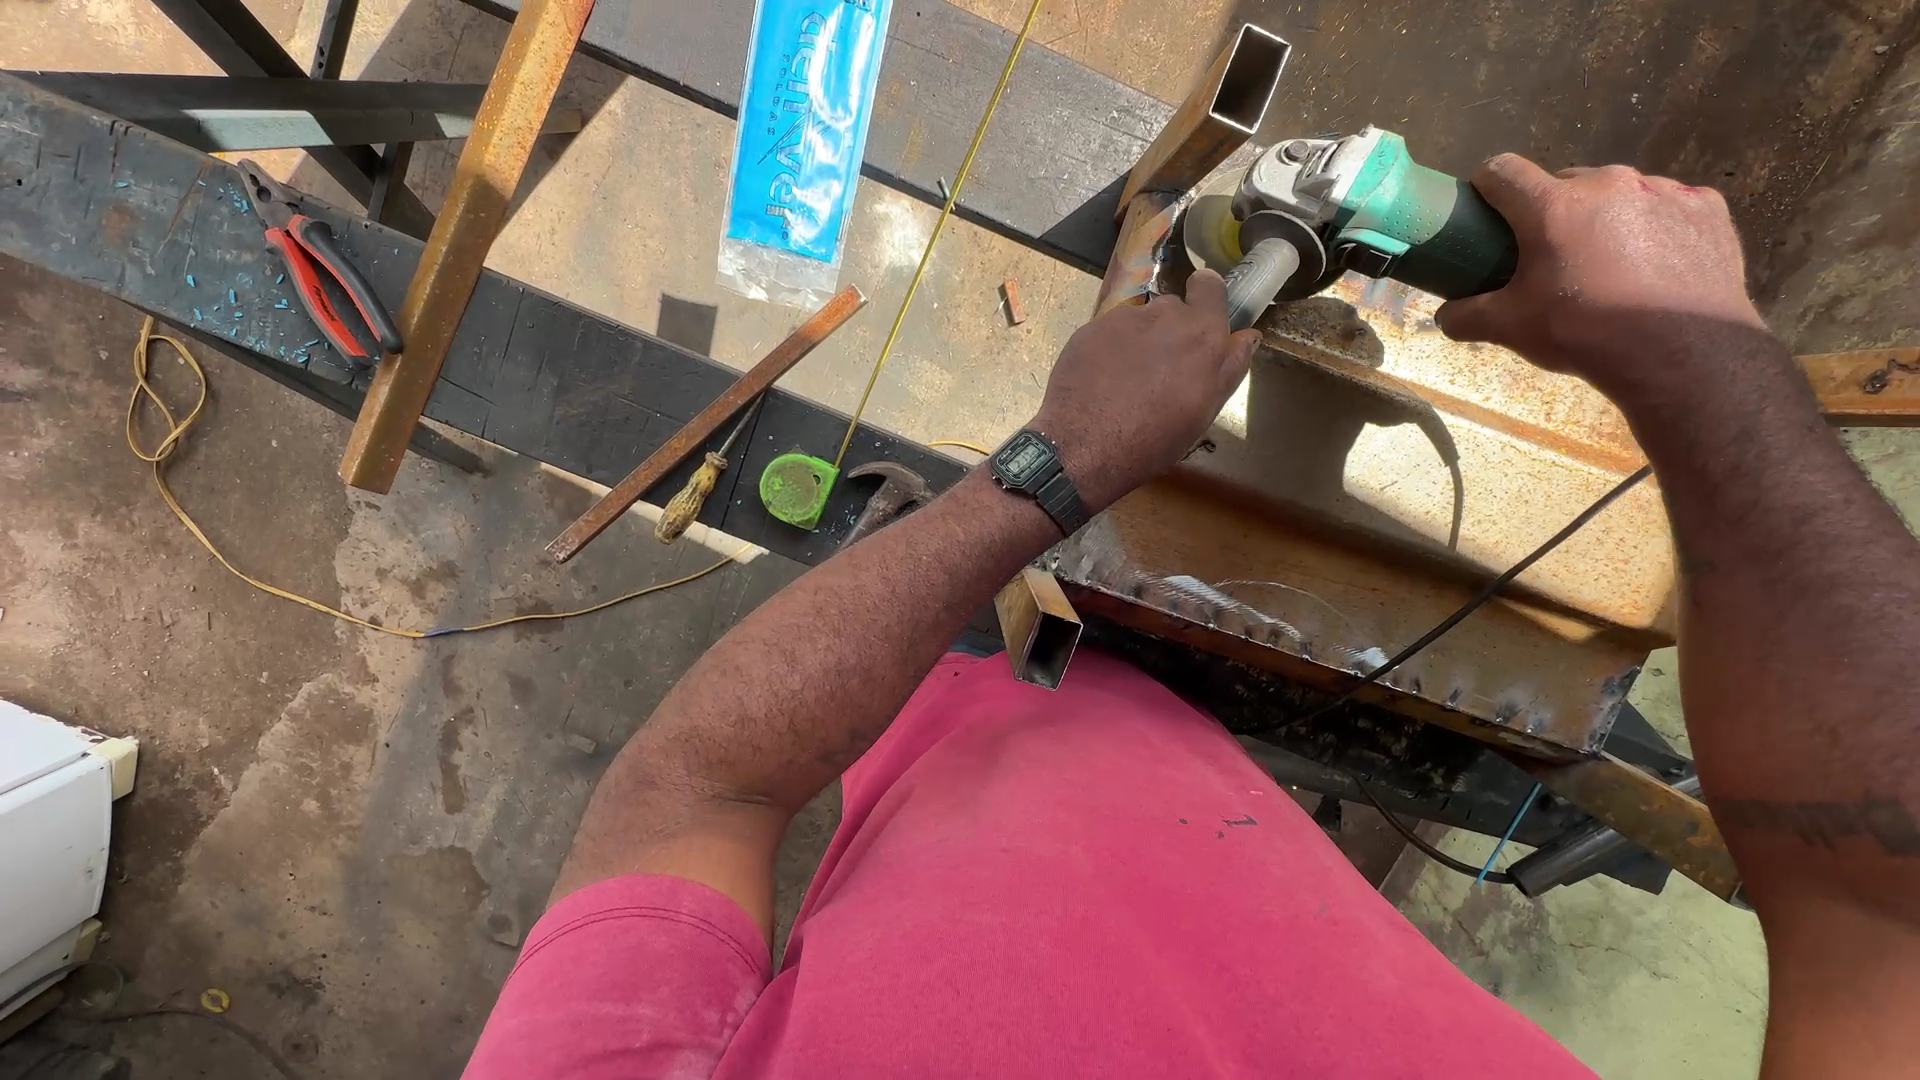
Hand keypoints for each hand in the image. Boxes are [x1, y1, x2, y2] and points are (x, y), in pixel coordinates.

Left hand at [1030, 269, 1259, 511]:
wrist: (1087, 446)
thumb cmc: (1156, 438)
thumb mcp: (1205, 410)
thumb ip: (1230, 366)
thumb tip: (1248, 336)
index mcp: (1201, 332)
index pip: (1210, 286)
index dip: (1205, 298)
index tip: (1199, 318)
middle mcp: (1164, 315)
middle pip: (1172, 309)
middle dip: (1169, 331)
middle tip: (1161, 370)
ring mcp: (1122, 320)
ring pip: (1137, 322)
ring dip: (1137, 342)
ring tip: (1126, 382)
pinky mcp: (1088, 330)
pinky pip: (1106, 334)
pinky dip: (1107, 351)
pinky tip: (1100, 383)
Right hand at [1435, 155, 1774, 397]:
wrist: (1681, 351)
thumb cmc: (1581, 331)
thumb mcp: (1506, 328)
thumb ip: (1465, 316)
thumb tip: (1446, 314)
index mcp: (1553, 206)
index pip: (1502, 171)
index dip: (1485, 188)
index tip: (1484, 213)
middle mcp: (1609, 184)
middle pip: (1562, 182)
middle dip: (1548, 211)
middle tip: (1546, 256)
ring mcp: (1665, 191)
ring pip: (1615, 195)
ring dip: (1600, 220)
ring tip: (1603, 266)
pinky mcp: (1707, 207)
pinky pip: (1664, 208)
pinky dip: (1649, 229)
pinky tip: (1649, 267)